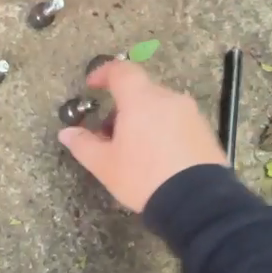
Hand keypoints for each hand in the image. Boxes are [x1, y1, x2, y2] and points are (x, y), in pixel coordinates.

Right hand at [57, 58, 227, 211]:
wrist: (196, 200)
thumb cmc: (143, 177)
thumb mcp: (104, 164)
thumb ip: (82, 144)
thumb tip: (67, 133)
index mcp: (140, 101)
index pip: (121, 71)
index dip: (103, 72)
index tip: (92, 84)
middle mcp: (168, 99)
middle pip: (140, 91)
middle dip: (121, 106)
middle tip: (108, 133)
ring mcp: (190, 113)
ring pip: (159, 106)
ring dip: (142, 118)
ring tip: (132, 148)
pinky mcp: (204, 130)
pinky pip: (176, 120)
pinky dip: (161, 128)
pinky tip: (155, 155)